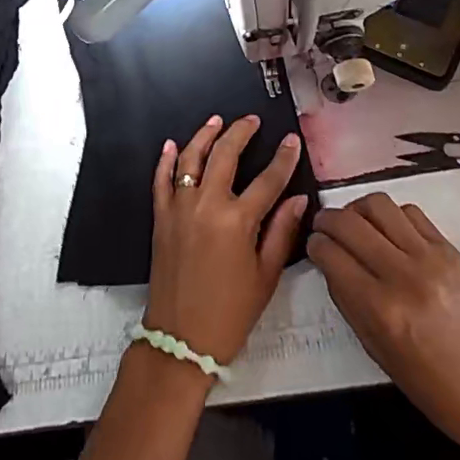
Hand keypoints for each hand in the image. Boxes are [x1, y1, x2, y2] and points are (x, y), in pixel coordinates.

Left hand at [144, 115, 308, 365]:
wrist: (181, 338)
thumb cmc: (231, 311)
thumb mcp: (267, 274)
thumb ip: (282, 231)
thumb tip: (299, 198)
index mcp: (238, 221)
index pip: (268, 179)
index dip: (284, 158)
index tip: (292, 140)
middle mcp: (206, 206)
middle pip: (225, 155)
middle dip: (241, 133)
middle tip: (252, 120)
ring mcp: (179, 210)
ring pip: (190, 159)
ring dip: (204, 136)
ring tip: (216, 120)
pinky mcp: (160, 219)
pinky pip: (160, 181)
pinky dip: (165, 160)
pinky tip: (171, 145)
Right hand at [308, 193, 459, 455]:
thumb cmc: (428, 384)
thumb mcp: (374, 349)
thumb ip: (348, 302)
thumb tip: (331, 263)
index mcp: (380, 309)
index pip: (332, 254)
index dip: (314, 244)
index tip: (312, 245)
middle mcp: (404, 275)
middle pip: (350, 222)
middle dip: (328, 219)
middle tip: (323, 226)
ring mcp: (431, 258)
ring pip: (380, 205)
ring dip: (358, 209)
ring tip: (355, 222)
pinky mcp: (452, 250)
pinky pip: (412, 213)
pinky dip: (391, 216)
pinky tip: (388, 231)